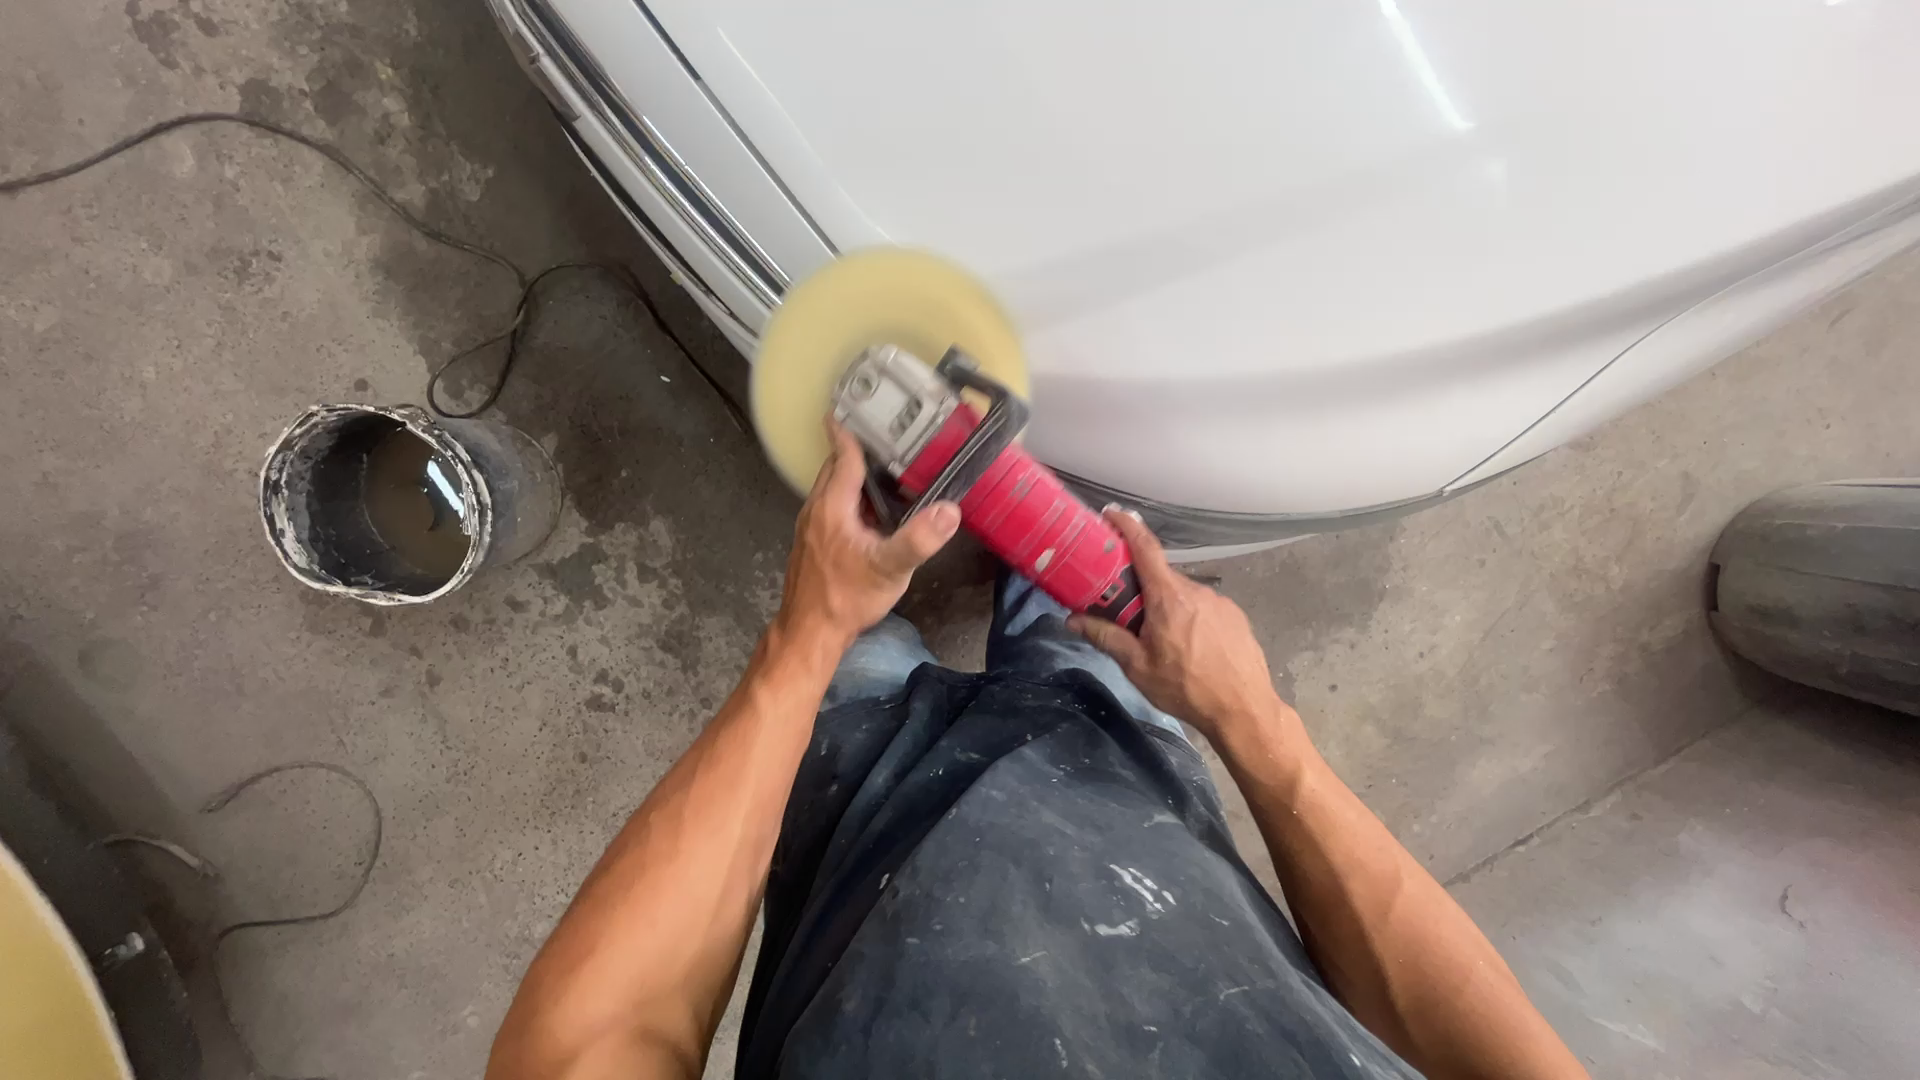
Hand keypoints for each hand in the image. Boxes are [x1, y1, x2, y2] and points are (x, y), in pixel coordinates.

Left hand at [775, 425, 961, 649]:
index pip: (841, 459)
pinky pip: (832, 510)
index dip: (848, 433)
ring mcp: (811, 530)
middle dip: (855, 452)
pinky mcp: (813, 546)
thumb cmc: (847, 598)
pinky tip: (871, 515)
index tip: (846, 408)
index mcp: (832, 508)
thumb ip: (920, 539)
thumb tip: (949, 510)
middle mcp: (816, 512)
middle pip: (834, 471)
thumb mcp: (890, 568)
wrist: (811, 633)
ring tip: (884, 472)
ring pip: (832, 491)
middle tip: (883, 438)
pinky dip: (850, 500)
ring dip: (853, 478)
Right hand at [1068, 510, 1295, 742]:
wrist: (1244, 710)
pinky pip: (1203, 608)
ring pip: (1182, 595)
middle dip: (1141, 589)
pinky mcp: (1235, 616)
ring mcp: (1219, 602)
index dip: (1127, 526)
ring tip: (1161, 641)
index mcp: (1168, 597)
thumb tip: (1072, 620)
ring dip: (1166, 608)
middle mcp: (1196, 590)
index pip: (1145, 548)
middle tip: (1126, 613)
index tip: (1112, 513)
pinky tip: (1189, 647)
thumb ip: (1105, 638)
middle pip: (1160, 577)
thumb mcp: (1137, 667)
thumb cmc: (1185, 688)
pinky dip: (1189, 619)